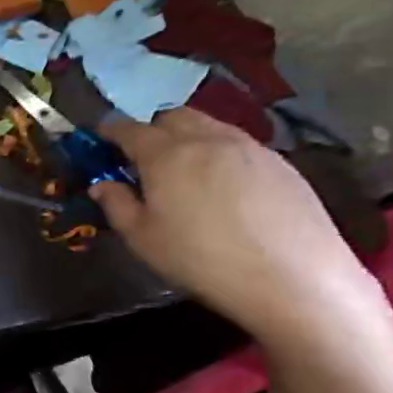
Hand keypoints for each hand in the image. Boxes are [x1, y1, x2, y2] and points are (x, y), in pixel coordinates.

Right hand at [88, 108, 390, 351]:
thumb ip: (117, 205)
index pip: (129, 129)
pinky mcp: (278, 161)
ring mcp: (248, 145)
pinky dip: (219, 153)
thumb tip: (102, 185)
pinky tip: (223, 188)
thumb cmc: (201, 259)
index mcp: (166, 154)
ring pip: (208, 125)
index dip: (110, 131)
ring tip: (185, 171)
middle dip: (152, 130)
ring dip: (188, 138)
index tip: (100, 138)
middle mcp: (207, 138)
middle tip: (144, 160)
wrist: (291, 276)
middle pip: (172, 117)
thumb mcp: (143, 240)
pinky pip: (237, 144)